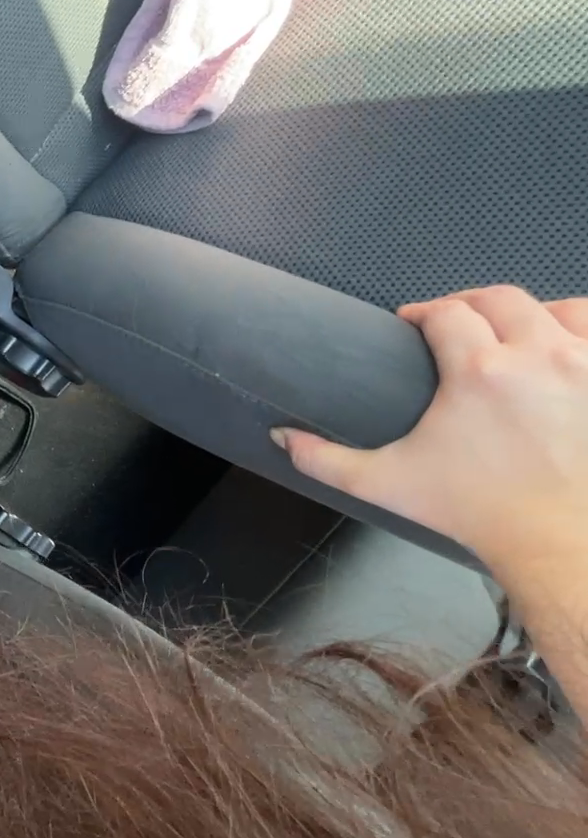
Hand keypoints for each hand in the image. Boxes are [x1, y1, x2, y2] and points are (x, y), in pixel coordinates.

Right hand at [275, 287, 587, 580]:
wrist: (562, 538)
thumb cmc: (470, 507)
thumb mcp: (378, 481)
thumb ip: (319, 457)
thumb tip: (280, 436)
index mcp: (478, 372)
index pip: (447, 313)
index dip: (421, 311)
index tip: (408, 324)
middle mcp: (542, 357)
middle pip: (503, 299)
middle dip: (468, 304)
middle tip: (450, 322)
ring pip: (567, 309)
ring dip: (535, 313)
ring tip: (515, 333)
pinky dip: (582, 331)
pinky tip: (565, 349)